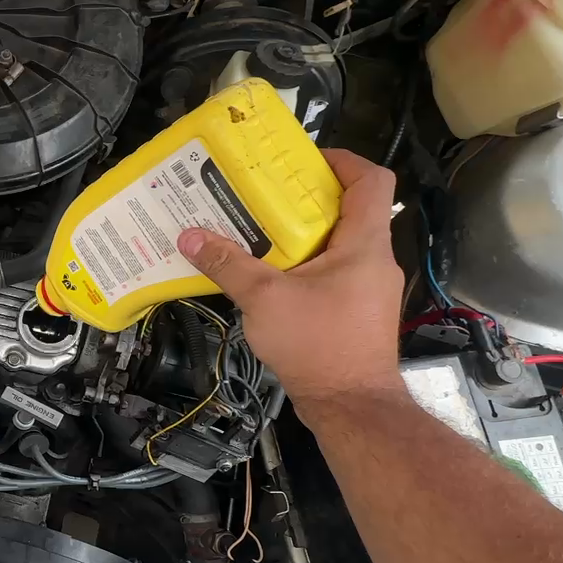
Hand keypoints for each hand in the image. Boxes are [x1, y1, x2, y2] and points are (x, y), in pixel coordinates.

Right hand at [177, 149, 404, 404]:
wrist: (348, 402)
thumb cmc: (317, 343)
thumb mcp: (264, 299)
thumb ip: (228, 265)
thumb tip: (190, 236)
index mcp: (363, 244)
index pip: (370, 181)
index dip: (342, 162)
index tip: (302, 161)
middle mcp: (372, 260)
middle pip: (347, 213)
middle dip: (304, 202)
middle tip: (261, 199)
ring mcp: (366, 288)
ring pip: (335, 247)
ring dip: (299, 237)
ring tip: (256, 237)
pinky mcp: (354, 313)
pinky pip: (328, 275)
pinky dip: (301, 267)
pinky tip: (268, 280)